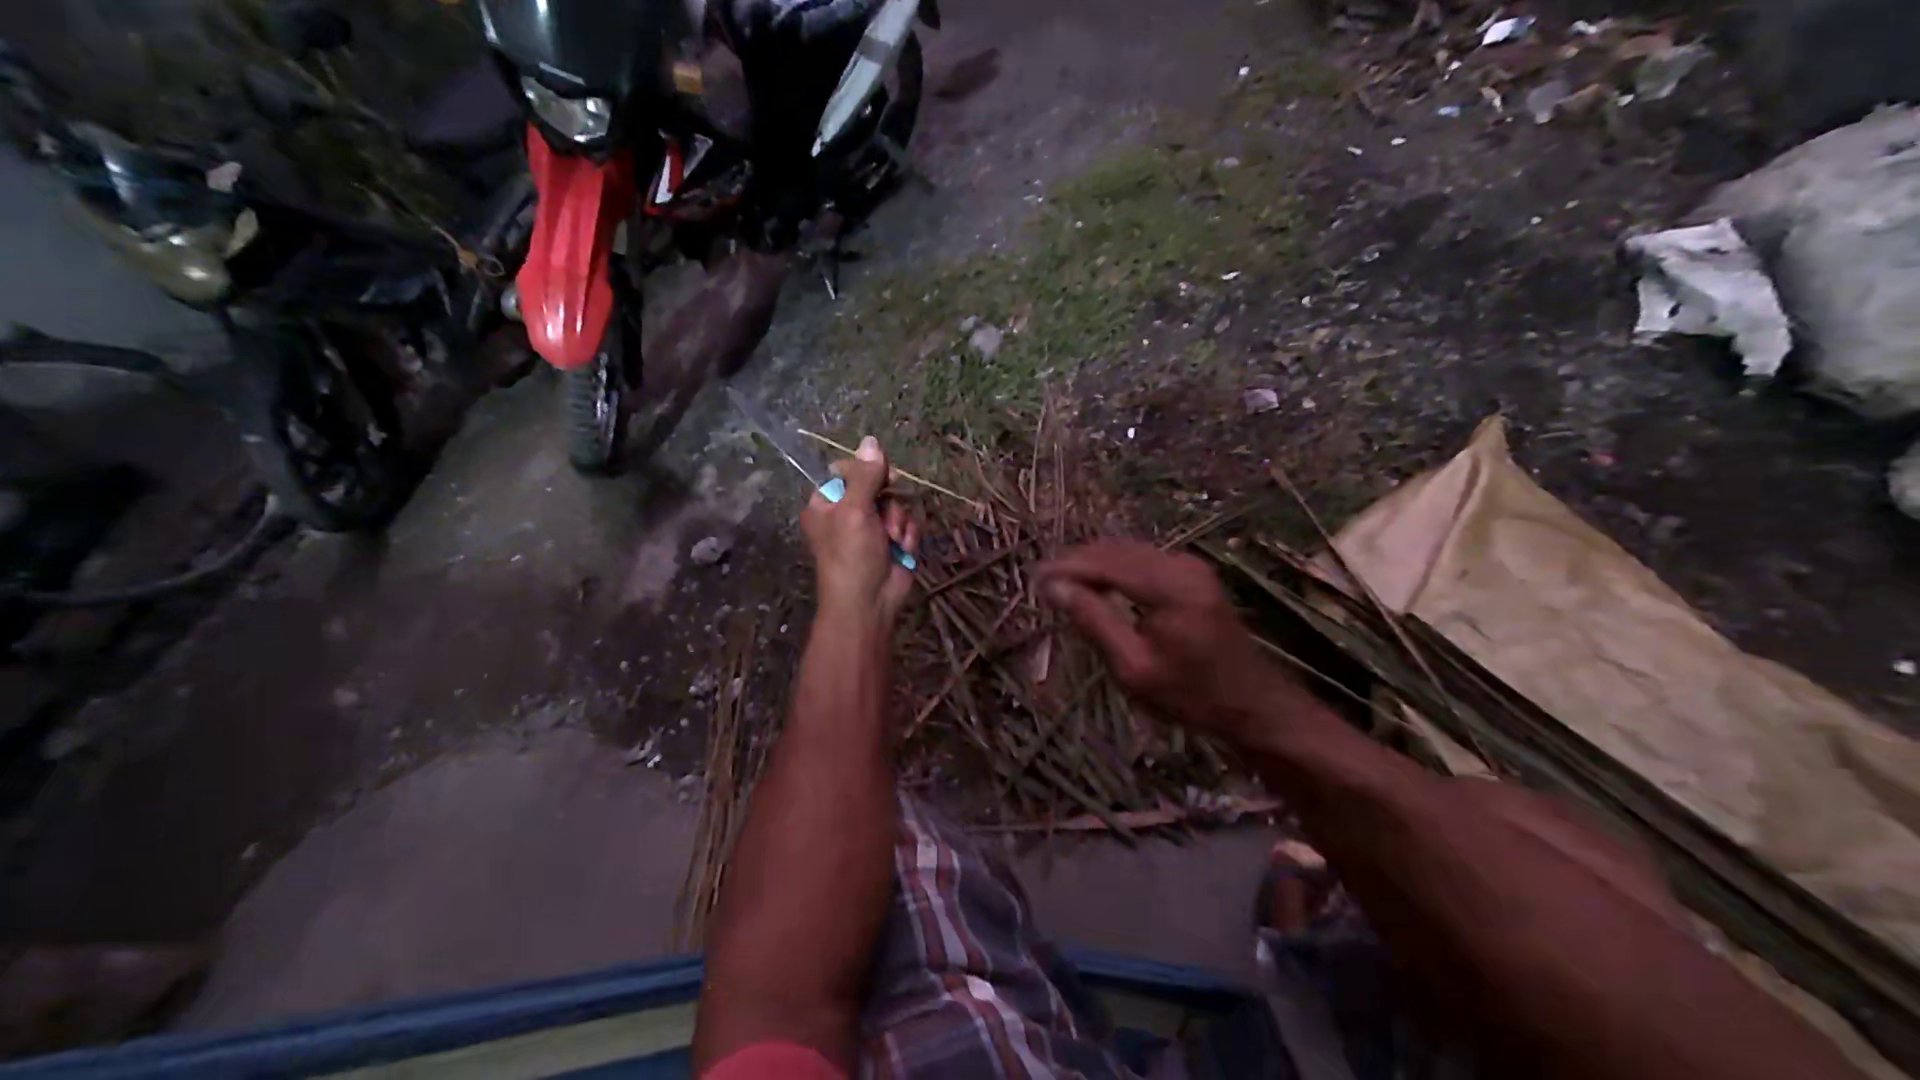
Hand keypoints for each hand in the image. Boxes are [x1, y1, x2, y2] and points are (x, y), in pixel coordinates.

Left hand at [801, 437, 918, 625]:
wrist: (869, 603)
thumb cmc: (851, 556)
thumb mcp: (854, 511)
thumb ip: (865, 476)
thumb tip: (871, 441)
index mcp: (827, 503)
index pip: (849, 470)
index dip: (868, 472)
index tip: (881, 477)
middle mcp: (848, 512)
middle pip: (878, 485)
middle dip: (888, 501)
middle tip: (887, 515)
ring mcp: (871, 528)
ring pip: (897, 504)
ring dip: (899, 521)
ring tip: (893, 540)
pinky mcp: (892, 541)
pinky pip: (907, 522)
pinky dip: (908, 535)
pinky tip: (903, 549)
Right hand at [1040, 541, 1304, 747]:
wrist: (1253, 704)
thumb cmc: (1191, 695)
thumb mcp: (1134, 667)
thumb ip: (1094, 621)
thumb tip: (1054, 587)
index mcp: (1171, 587)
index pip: (1106, 562)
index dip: (1068, 567)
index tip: (1034, 578)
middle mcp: (1182, 565)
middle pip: (1117, 550)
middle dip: (1077, 561)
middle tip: (1042, 579)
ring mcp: (1191, 566)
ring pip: (1129, 551)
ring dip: (1094, 562)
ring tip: (1061, 581)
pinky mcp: (1193, 574)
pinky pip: (1143, 560)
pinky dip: (1114, 567)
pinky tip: (1095, 583)